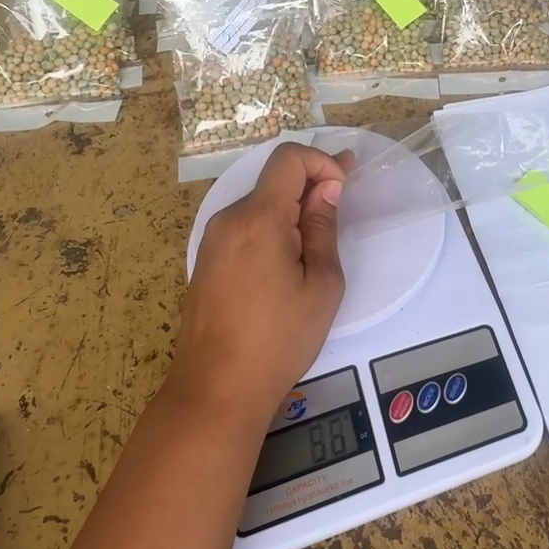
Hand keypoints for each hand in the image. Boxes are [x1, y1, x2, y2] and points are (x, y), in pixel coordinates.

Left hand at [172, 144, 355, 410]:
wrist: (216, 390)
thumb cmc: (278, 340)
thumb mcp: (321, 284)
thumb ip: (323, 227)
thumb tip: (326, 188)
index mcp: (258, 218)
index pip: (288, 158)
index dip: (320, 162)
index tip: (341, 188)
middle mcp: (229, 219)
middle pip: (273, 180)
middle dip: (309, 185)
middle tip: (341, 204)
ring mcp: (212, 240)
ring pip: (259, 203)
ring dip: (290, 210)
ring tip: (316, 243)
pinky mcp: (207, 260)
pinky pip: (244, 227)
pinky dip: (270, 228)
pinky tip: (287, 262)